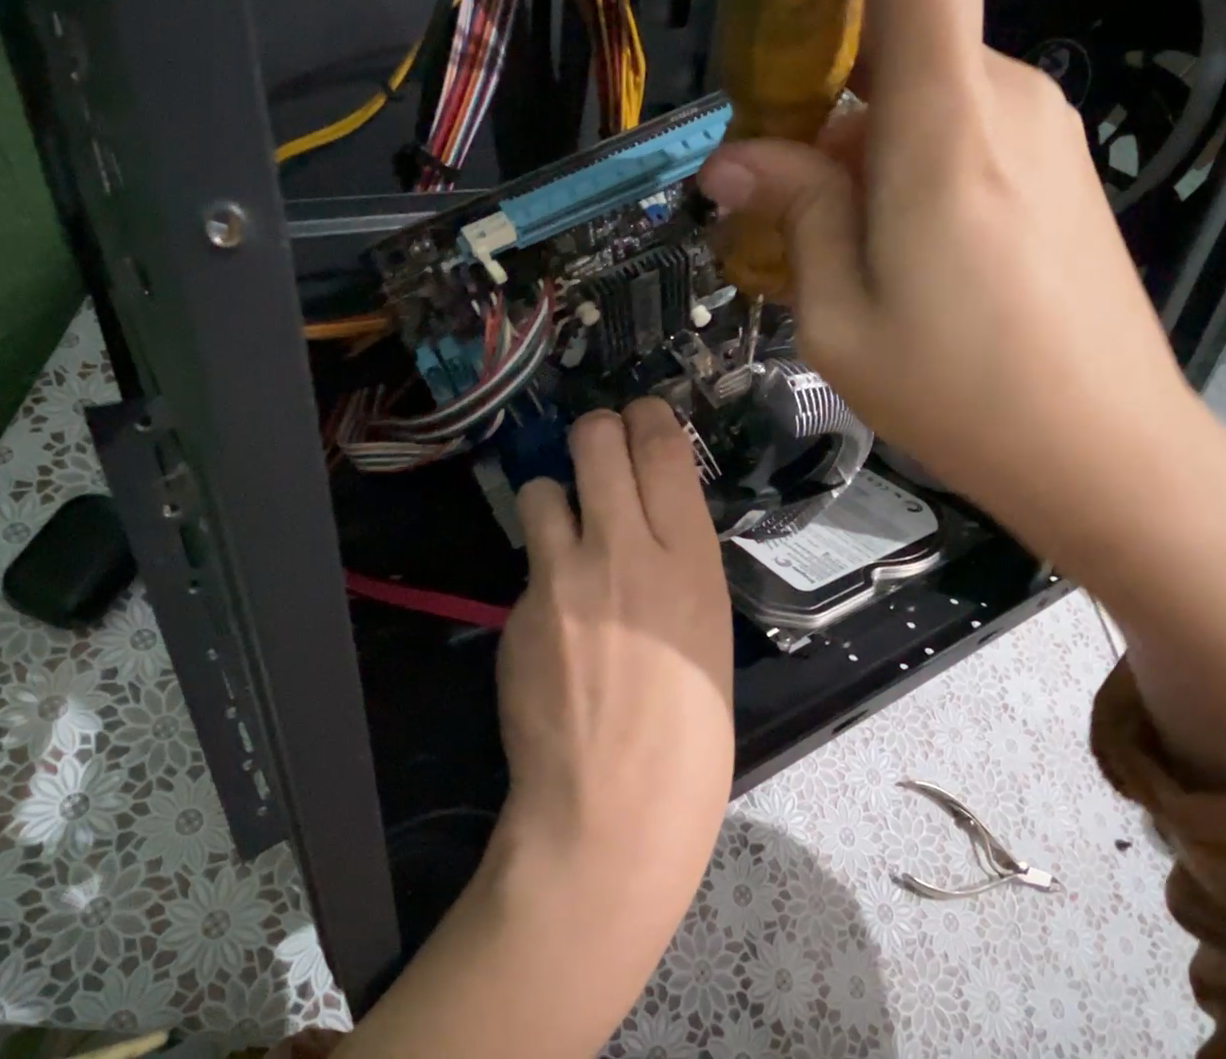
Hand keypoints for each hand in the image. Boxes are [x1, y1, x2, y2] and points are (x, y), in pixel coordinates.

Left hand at [497, 398, 734, 909]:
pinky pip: (527, 565)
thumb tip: (650, 536)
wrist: (611, 808)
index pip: (661, 448)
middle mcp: (624, 551)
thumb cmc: (690, 742)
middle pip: (595, 440)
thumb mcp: (708, 638)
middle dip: (594, 431)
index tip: (641, 416)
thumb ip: (678, 573)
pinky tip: (553, 625)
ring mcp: (561, 578)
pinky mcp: (516, 610)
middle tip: (597, 449)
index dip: (647, 418)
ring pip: (543, 487)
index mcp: (690, 562)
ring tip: (566, 537)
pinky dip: (541, 576)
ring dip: (556, 500)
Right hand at [696, 0, 1225, 785]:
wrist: (1101, 450)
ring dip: (867, 148)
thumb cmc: (956, 393)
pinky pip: (967, 132)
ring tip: (841, 249)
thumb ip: (795, 214)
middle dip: (826, 101)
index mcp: (943, 121)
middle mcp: (1006, 96)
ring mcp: (1044, 130)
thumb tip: (733, 159)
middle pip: (898, 45)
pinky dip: (913, 169)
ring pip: (928, 95)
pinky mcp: (1062, 168)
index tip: (796, 27)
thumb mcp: (839, 320)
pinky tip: (904, 259)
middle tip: (776, 195)